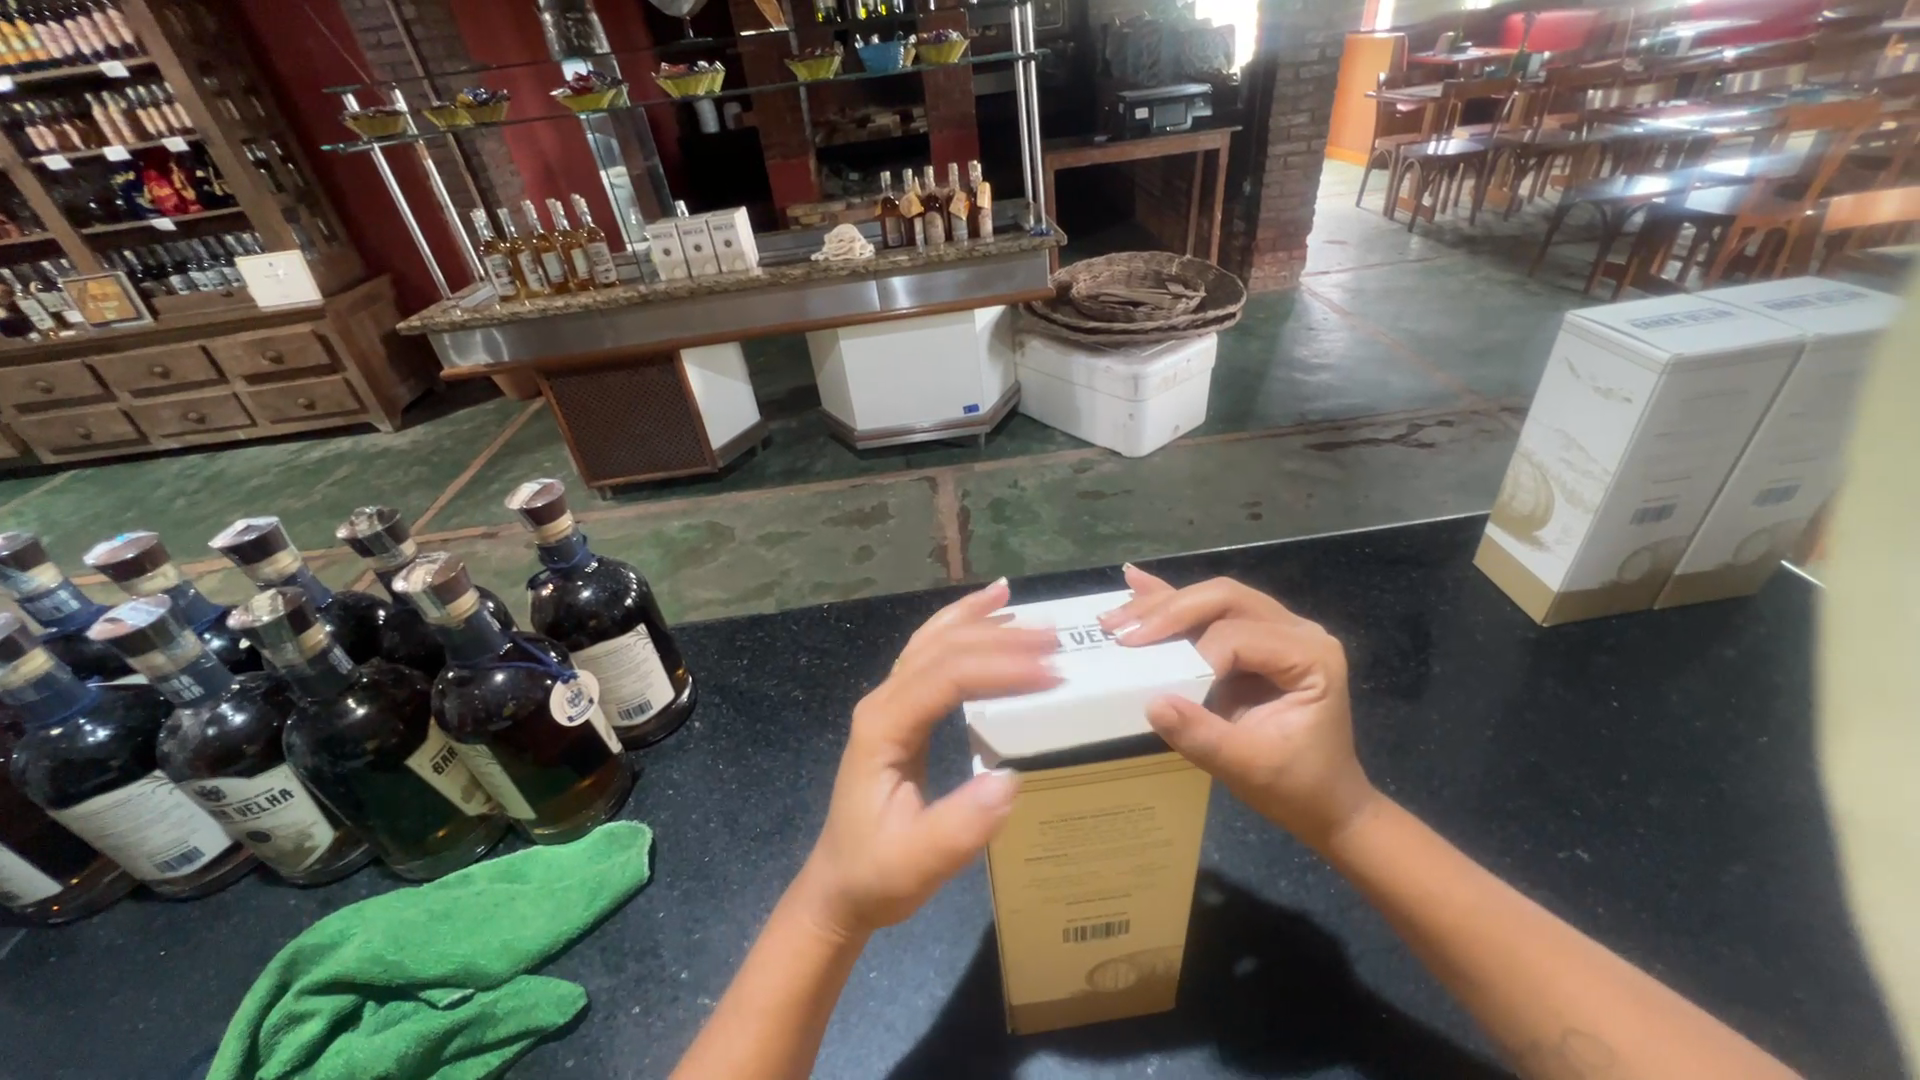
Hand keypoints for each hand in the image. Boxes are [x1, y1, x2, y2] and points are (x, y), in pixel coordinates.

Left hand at [797, 579, 1060, 940]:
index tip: (1053, 675)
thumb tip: (1011, 779)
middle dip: (999, 638)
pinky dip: (961, 626)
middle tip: (1056, 638)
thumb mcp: (917, 862)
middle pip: (942, 649)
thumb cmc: (877, 874)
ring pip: (934, 641)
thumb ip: (960, 825)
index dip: (1000, 670)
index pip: (946, 678)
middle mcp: (883, 702)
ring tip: (1026, 608)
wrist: (840, 886)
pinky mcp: (901, 710)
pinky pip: (931, 654)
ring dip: (980, 622)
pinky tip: (988, 611)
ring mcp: (889, 702)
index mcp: (884, 728)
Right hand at [1098, 565, 1377, 852]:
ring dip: (1162, 606)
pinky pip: (1212, 611)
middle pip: (1225, 598)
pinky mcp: (1255, 638)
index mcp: (1310, 656)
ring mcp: (1278, 629)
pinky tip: (1135, 580)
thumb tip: (1153, 703)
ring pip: (1214, 598)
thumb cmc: (1297, 786)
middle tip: (1123, 636)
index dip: (1193, 656)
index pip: (1238, 636)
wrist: (1326, 803)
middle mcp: (1297, 630)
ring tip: (1114, 620)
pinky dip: (1171, 600)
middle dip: (1169, 612)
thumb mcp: (1248, 767)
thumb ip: (1202, 735)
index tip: (1157, 687)